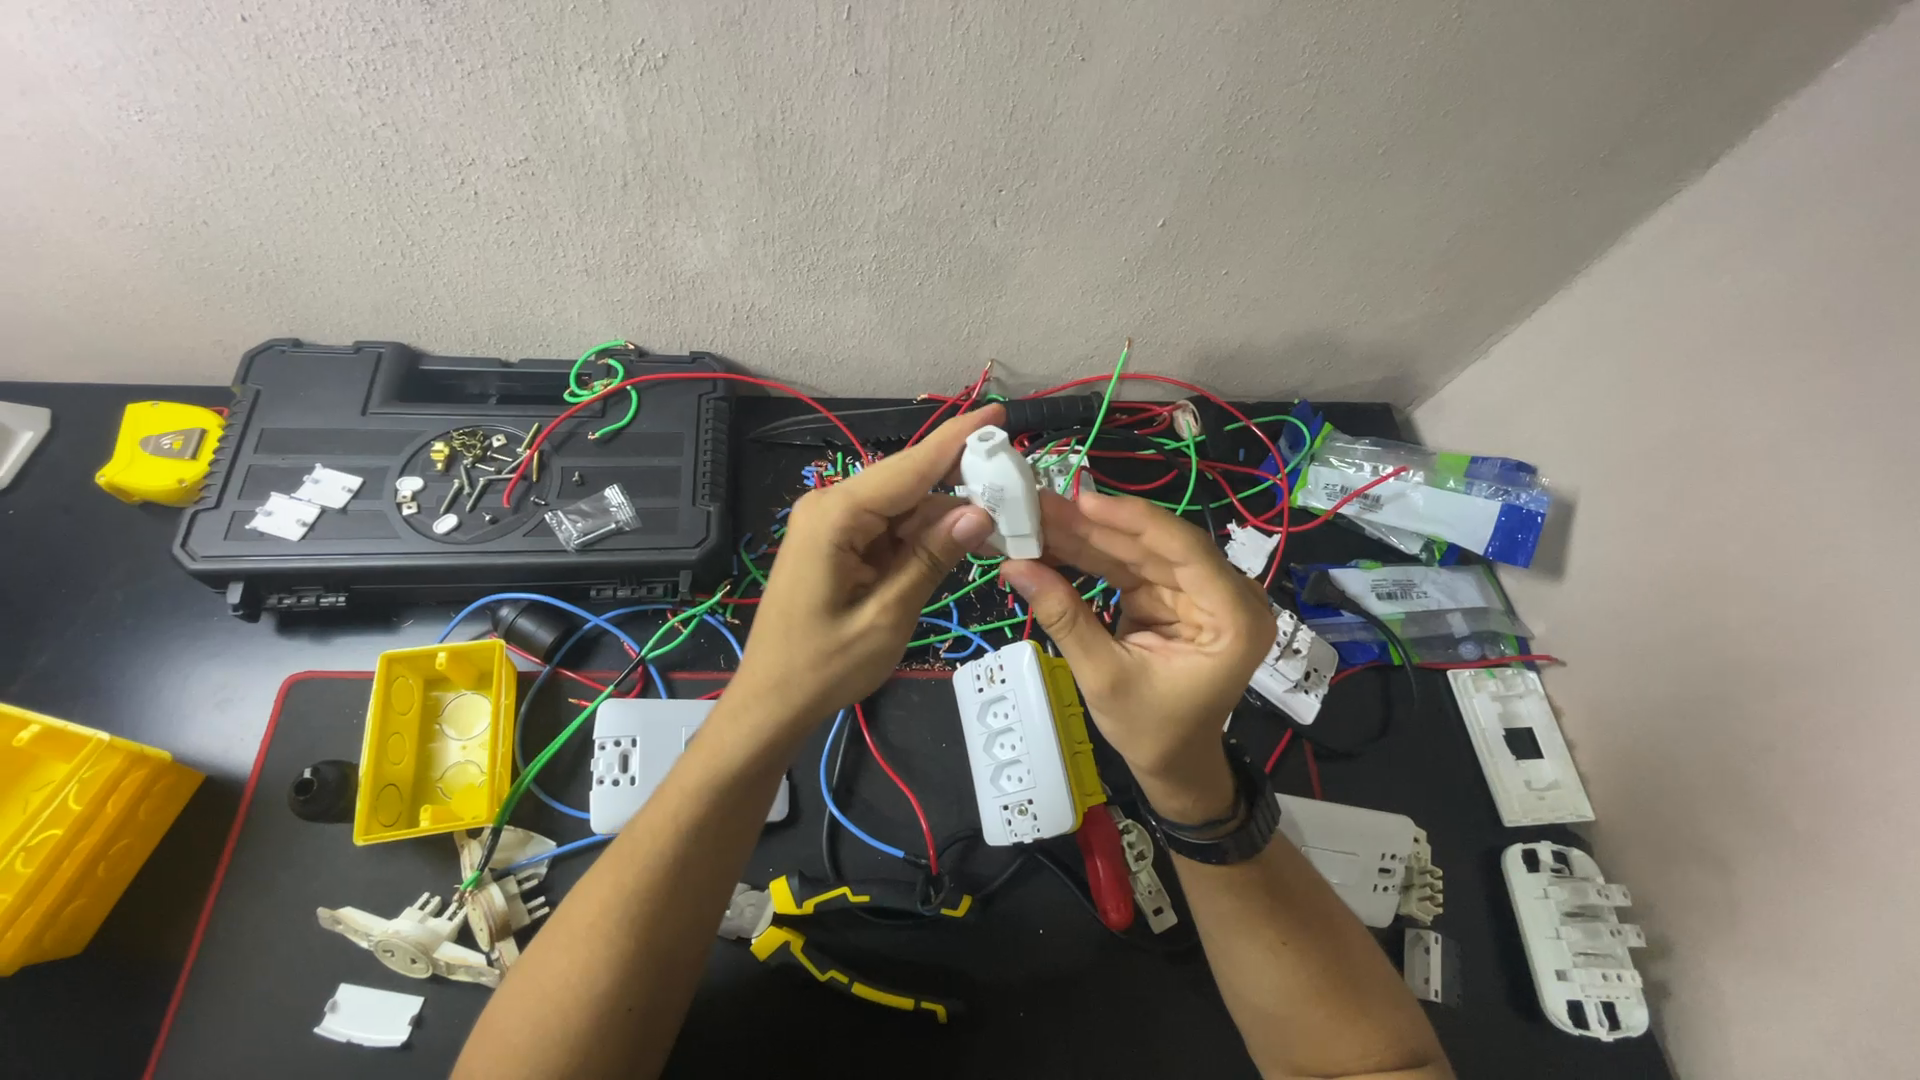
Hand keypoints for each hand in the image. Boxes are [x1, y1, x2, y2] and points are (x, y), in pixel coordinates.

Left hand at [728, 406, 1002, 726]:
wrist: (772, 701)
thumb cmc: (823, 666)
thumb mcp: (887, 616)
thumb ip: (931, 559)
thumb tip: (979, 512)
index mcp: (837, 516)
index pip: (910, 467)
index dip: (958, 440)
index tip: (999, 412)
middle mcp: (831, 506)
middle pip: (908, 481)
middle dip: (961, 480)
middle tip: (1016, 483)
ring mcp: (832, 524)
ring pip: (903, 505)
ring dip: (945, 515)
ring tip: (997, 523)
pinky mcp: (838, 543)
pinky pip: (890, 527)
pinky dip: (923, 535)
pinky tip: (957, 540)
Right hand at [1000, 489, 1275, 821]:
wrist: (1173, 763)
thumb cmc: (1152, 731)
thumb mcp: (1105, 677)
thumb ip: (1065, 618)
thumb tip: (1013, 567)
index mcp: (1233, 619)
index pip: (1186, 551)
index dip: (1133, 521)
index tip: (1082, 500)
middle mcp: (1225, 596)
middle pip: (1157, 545)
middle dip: (1096, 526)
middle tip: (1041, 504)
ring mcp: (1198, 593)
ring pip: (1138, 551)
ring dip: (1087, 536)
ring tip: (1036, 517)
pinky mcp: (1171, 596)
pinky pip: (1129, 567)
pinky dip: (1091, 557)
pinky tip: (1053, 541)